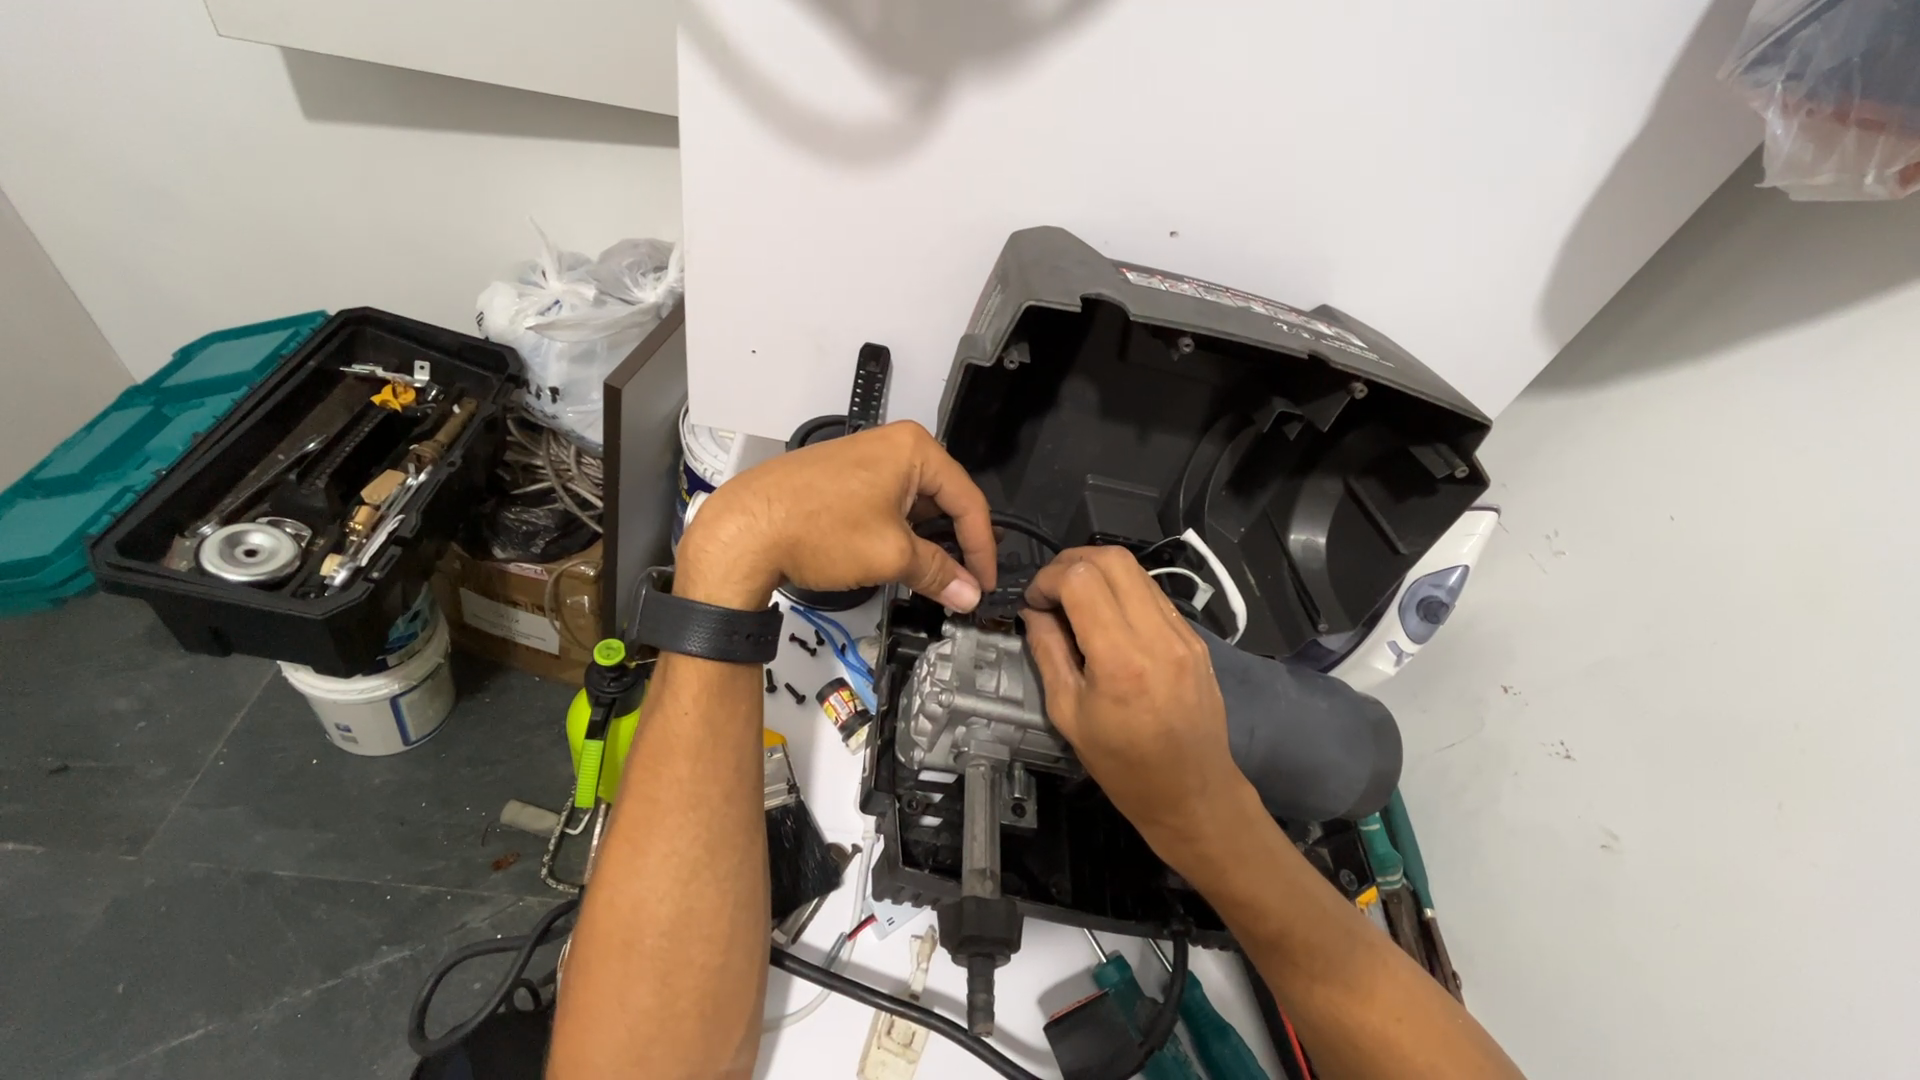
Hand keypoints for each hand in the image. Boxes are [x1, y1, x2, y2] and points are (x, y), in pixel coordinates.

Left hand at [674, 421, 997, 612]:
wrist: (742, 531)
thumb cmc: (819, 530)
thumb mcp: (891, 555)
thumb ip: (939, 573)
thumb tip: (969, 595)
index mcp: (913, 448)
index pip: (967, 500)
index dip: (981, 548)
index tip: (983, 584)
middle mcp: (891, 445)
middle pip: (942, 499)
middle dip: (955, 544)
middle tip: (965, 582)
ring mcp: (863, 460)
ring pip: (912, 505)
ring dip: (926, 542)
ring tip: (934, 577)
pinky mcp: (841, 479)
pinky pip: (885, 505)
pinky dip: (898, 534)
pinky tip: (898, 561)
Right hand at [1023, 547, 1257, 857]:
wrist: (1192, 793)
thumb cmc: (1123, 766)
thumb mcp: (1068, 714)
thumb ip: (1048, 652)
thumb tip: (1033, 611)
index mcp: (1120, 660)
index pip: (1081, 580)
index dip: (1049, 579)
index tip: (1035, 602)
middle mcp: (1157, 636)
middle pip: (1112, 559)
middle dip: (1071, 563)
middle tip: (1051, 590)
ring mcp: (1182, 633)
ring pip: (1136, 569)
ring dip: (1098, 572)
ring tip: (1075, 599)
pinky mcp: (1194, 638)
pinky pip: (1153, 593)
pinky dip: (1123, 590)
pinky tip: (1106, 616)